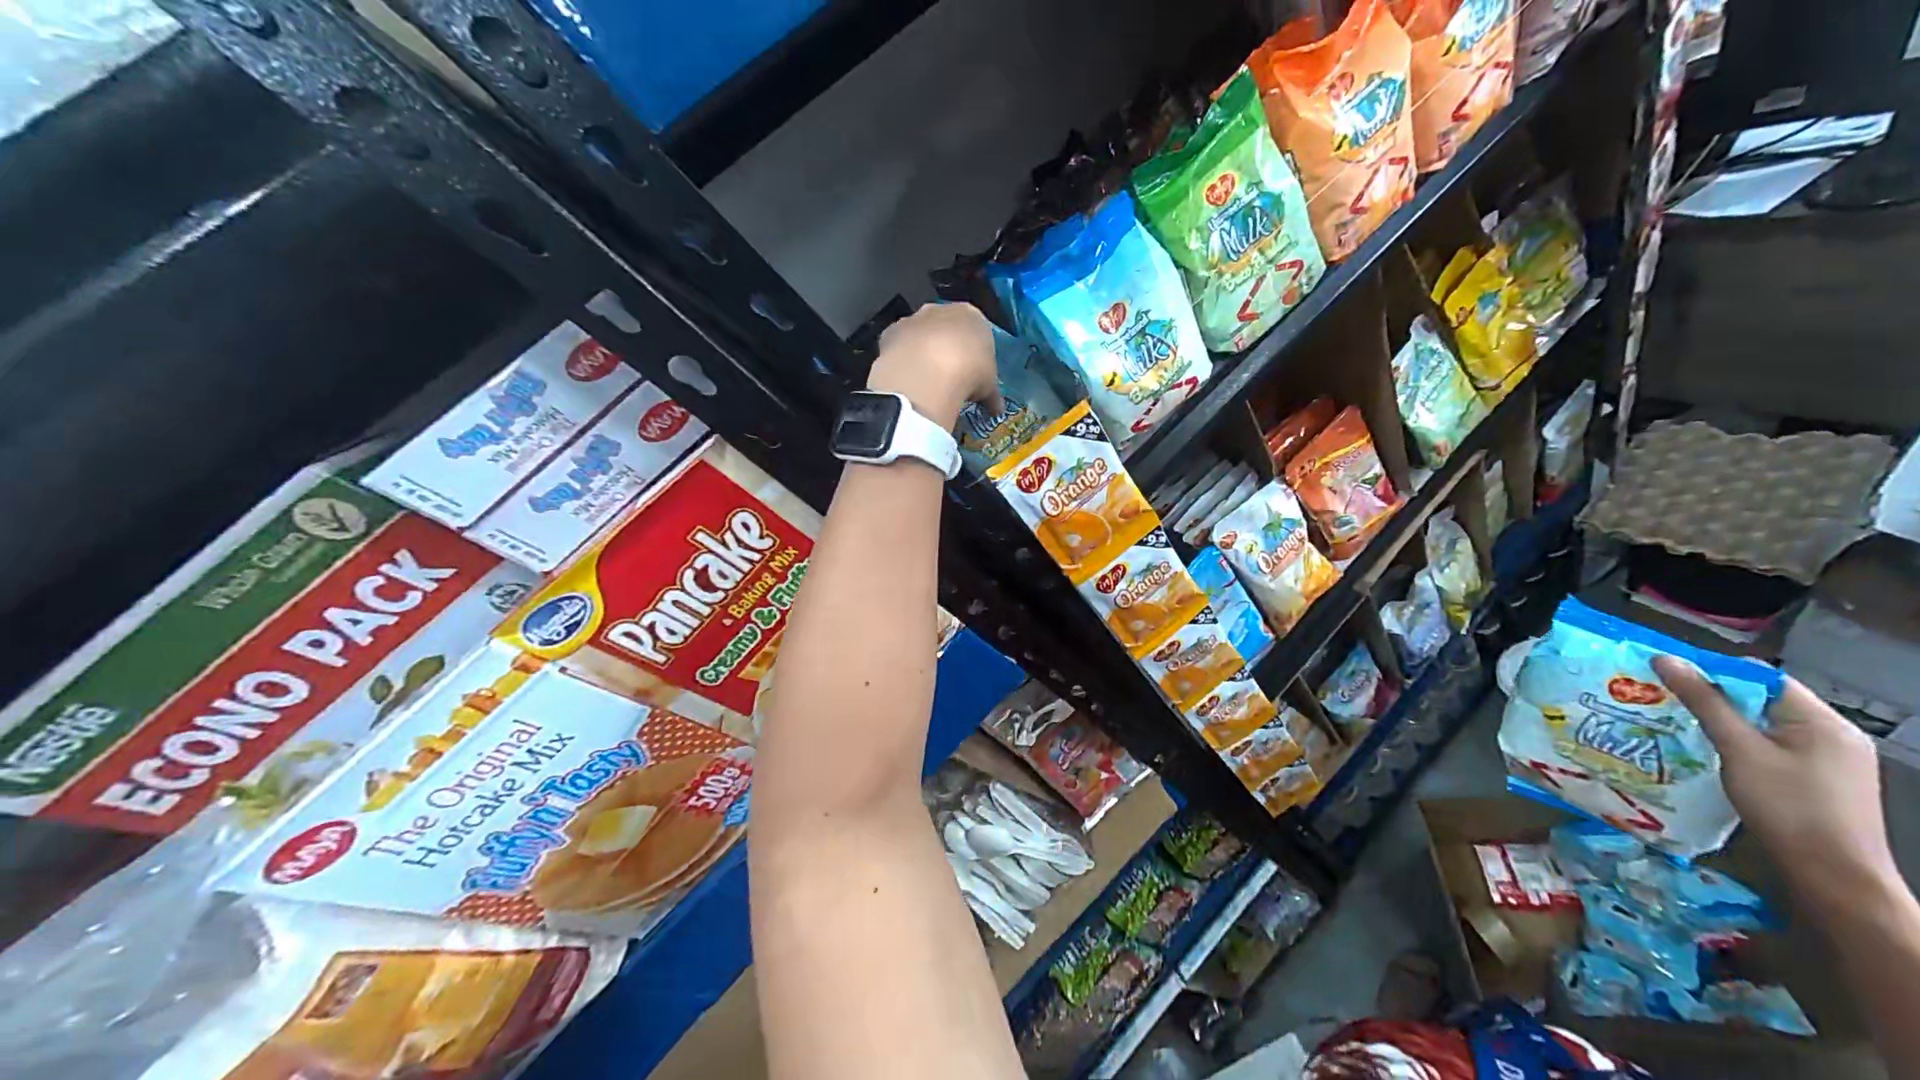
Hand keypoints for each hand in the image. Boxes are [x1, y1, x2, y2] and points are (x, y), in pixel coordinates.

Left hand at [869, 303, 1002, 428]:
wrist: (929, 371)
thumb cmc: (970, 372)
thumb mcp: (988, 386)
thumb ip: (990, 394)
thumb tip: (995, 409)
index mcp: (972, 315)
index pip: (975, 331)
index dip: (973, 355)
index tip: (971, 375)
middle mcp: (941, 309)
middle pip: (945, 329)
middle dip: (946, 350)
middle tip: (947, 379)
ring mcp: (913, 318)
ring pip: (919, 336)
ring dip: (921, 355)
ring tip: (925, 384)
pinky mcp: (890, 332)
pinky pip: (898, 348)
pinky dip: (901, 362)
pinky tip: (906, 382)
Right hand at [1653, 656, 1897, 912]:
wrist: (1833, 875)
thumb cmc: (1787, 806)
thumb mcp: (1740, 750)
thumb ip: (1705, 702)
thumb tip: (1666, 660)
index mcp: (1822, 721)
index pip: (1761, 677)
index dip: (1713, 670)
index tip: (1665, 674)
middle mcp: (1832, 733)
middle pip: (1762, 700)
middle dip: (1712, 696)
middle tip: (1661, 696)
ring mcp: (1829, 758)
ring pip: (1763, 723)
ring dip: (1722, 719)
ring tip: (1675, 720)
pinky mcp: (1818, 778)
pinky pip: (1771, 745)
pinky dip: (1738, 741)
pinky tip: (1708, 750)